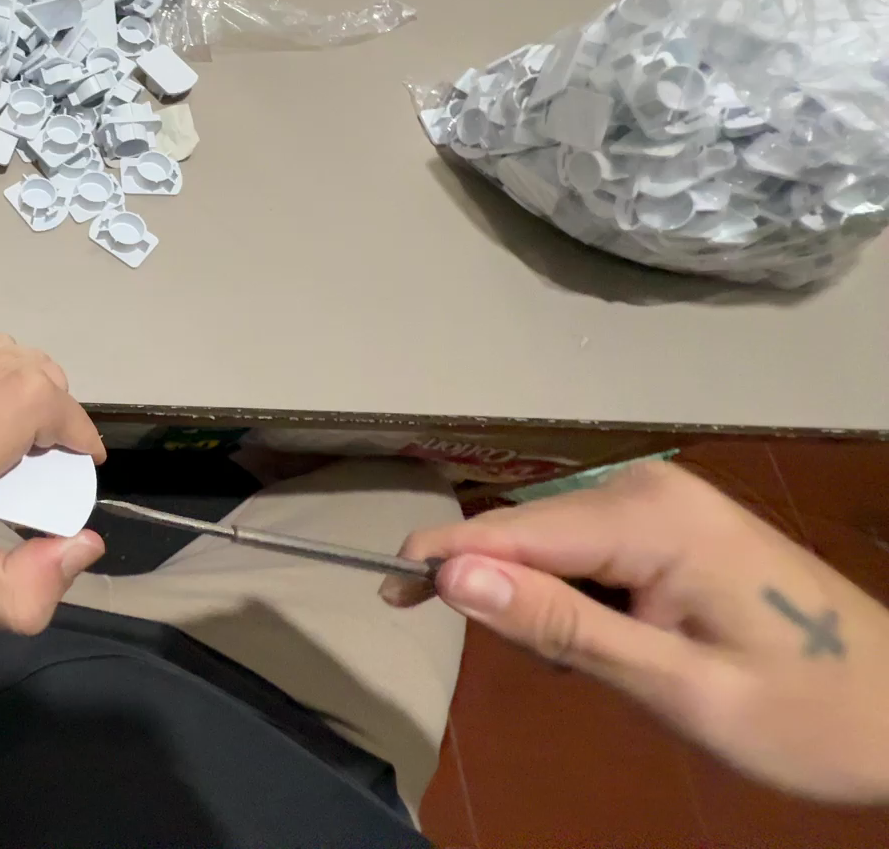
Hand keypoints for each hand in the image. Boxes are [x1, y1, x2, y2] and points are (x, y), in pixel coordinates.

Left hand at [0, 334, 105, 634]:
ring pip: (8, 352)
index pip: (34, 400)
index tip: (79, 458)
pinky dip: (3, 370)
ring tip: (26, 428)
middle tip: (52, 450)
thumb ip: (27, 590)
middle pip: (29, 370)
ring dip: (33, 386)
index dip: (73, 424)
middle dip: (58, 409)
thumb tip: (84, 542)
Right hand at [381, 461, 888, 803]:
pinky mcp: (654, 512)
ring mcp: (650, 496)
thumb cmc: (817, 718)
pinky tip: (612, 628)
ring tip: (598, 657)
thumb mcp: (682, 689)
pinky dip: (567, 590)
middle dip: (503, 592)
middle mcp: (639, 488)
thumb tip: (448, 576)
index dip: (439, 560)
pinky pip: (569, 542)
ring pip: (537, 539)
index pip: (506, 531)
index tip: (389, 594)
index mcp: (651, 519)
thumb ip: (560, 627)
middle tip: (546, 664)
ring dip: (538, 597)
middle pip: (518, 532)